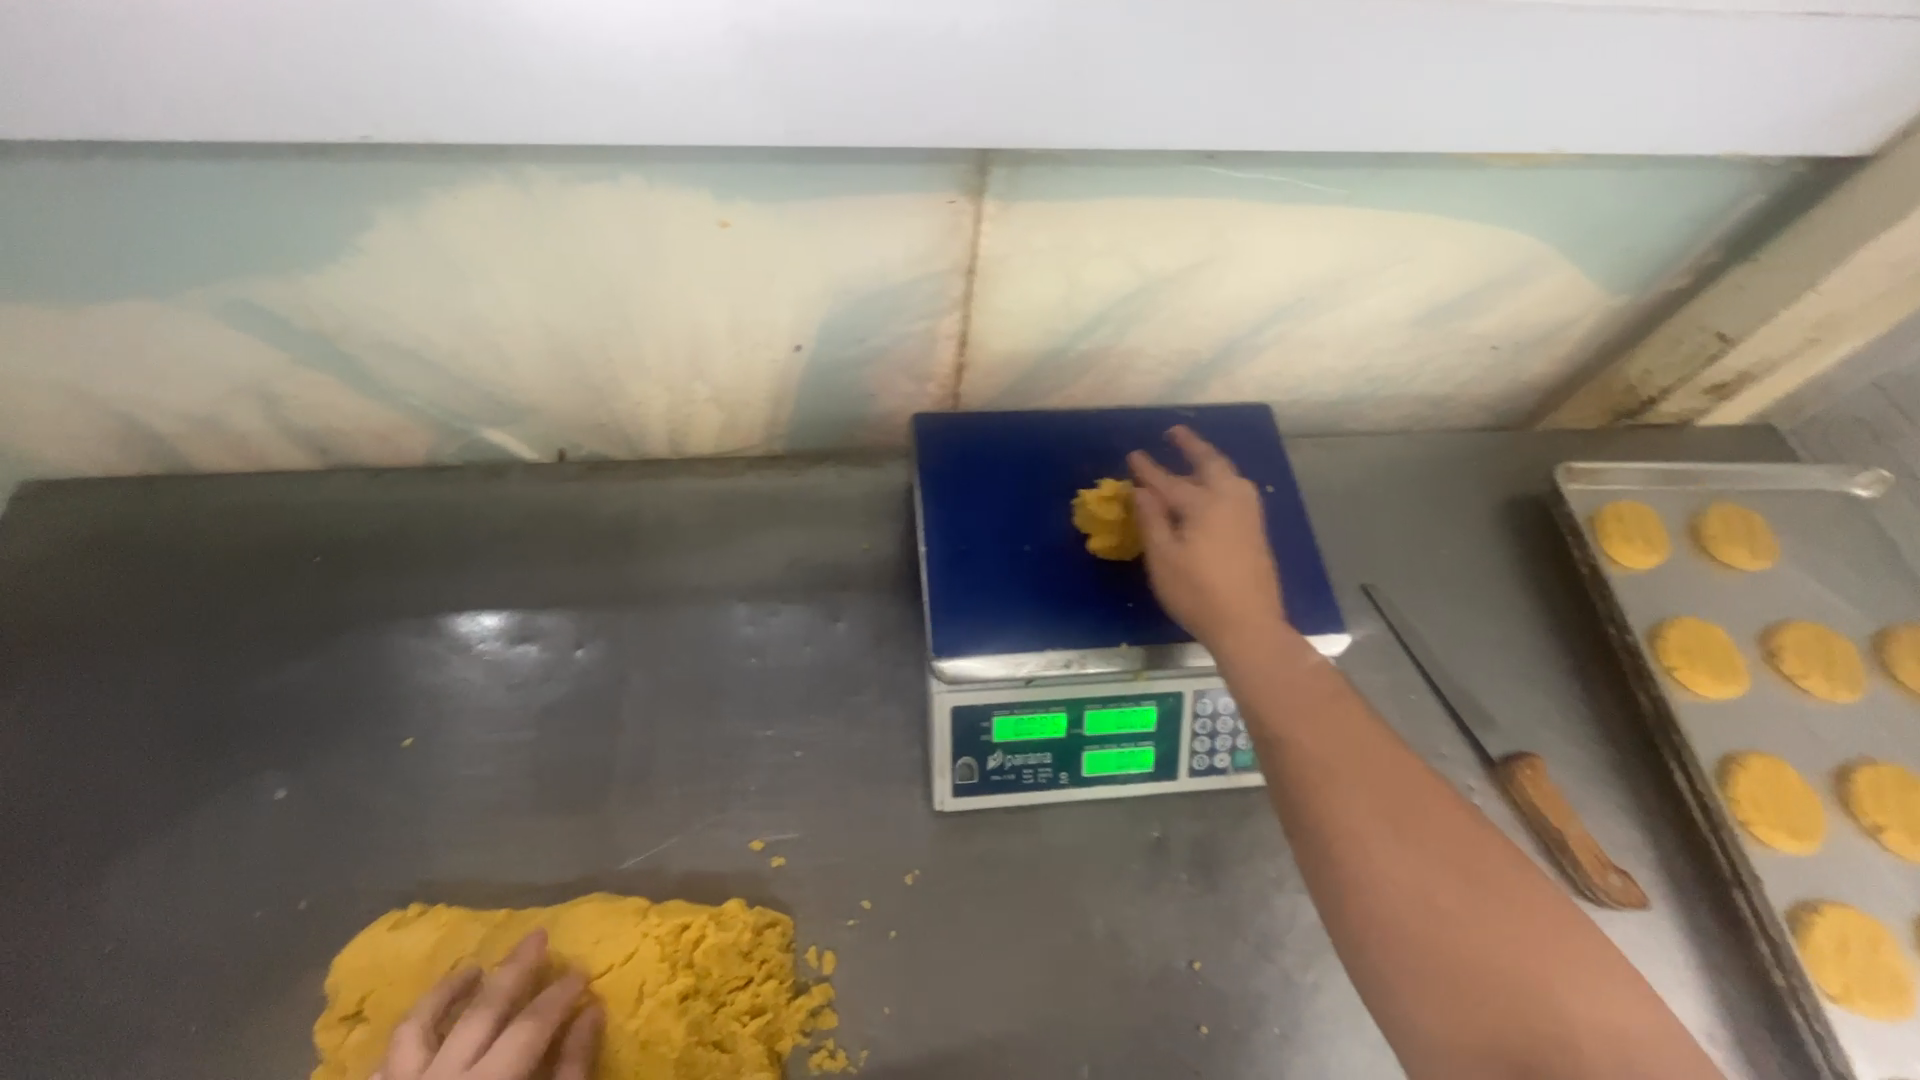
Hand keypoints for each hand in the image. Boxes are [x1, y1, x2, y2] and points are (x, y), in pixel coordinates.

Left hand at [373, 930, 601, 1079]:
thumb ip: (572, 1071)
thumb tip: (591, 1013)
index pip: (531, 1025)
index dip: (560, 994)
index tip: (581, 970)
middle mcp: (442, 1076)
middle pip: (481, 1012)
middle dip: (514, 969)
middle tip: (537, 934)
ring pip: (416, 1028)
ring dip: (446, 993)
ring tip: (471, 970)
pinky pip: (380, 1065)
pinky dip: (405, 1040)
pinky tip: (421, 1028)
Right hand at [1128, 426, 1291, 655]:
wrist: (1248, 624)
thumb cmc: (1197, 594)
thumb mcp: (1163, 559)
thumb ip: (1152, 520)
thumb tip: (1142, 491)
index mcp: (1203, 504)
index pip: (1168, 481)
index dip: (1148, 468)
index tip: (1133, 454)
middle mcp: (1230, 500)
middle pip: (1210, 464)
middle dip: (1191, 446)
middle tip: (1174, 432)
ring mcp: (1248, 515)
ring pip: (1229, 476)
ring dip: (1211, 461)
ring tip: (1197, 457)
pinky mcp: (1256, 531)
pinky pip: (1237, 490)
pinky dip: (1222, 479)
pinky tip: (1216, 489)